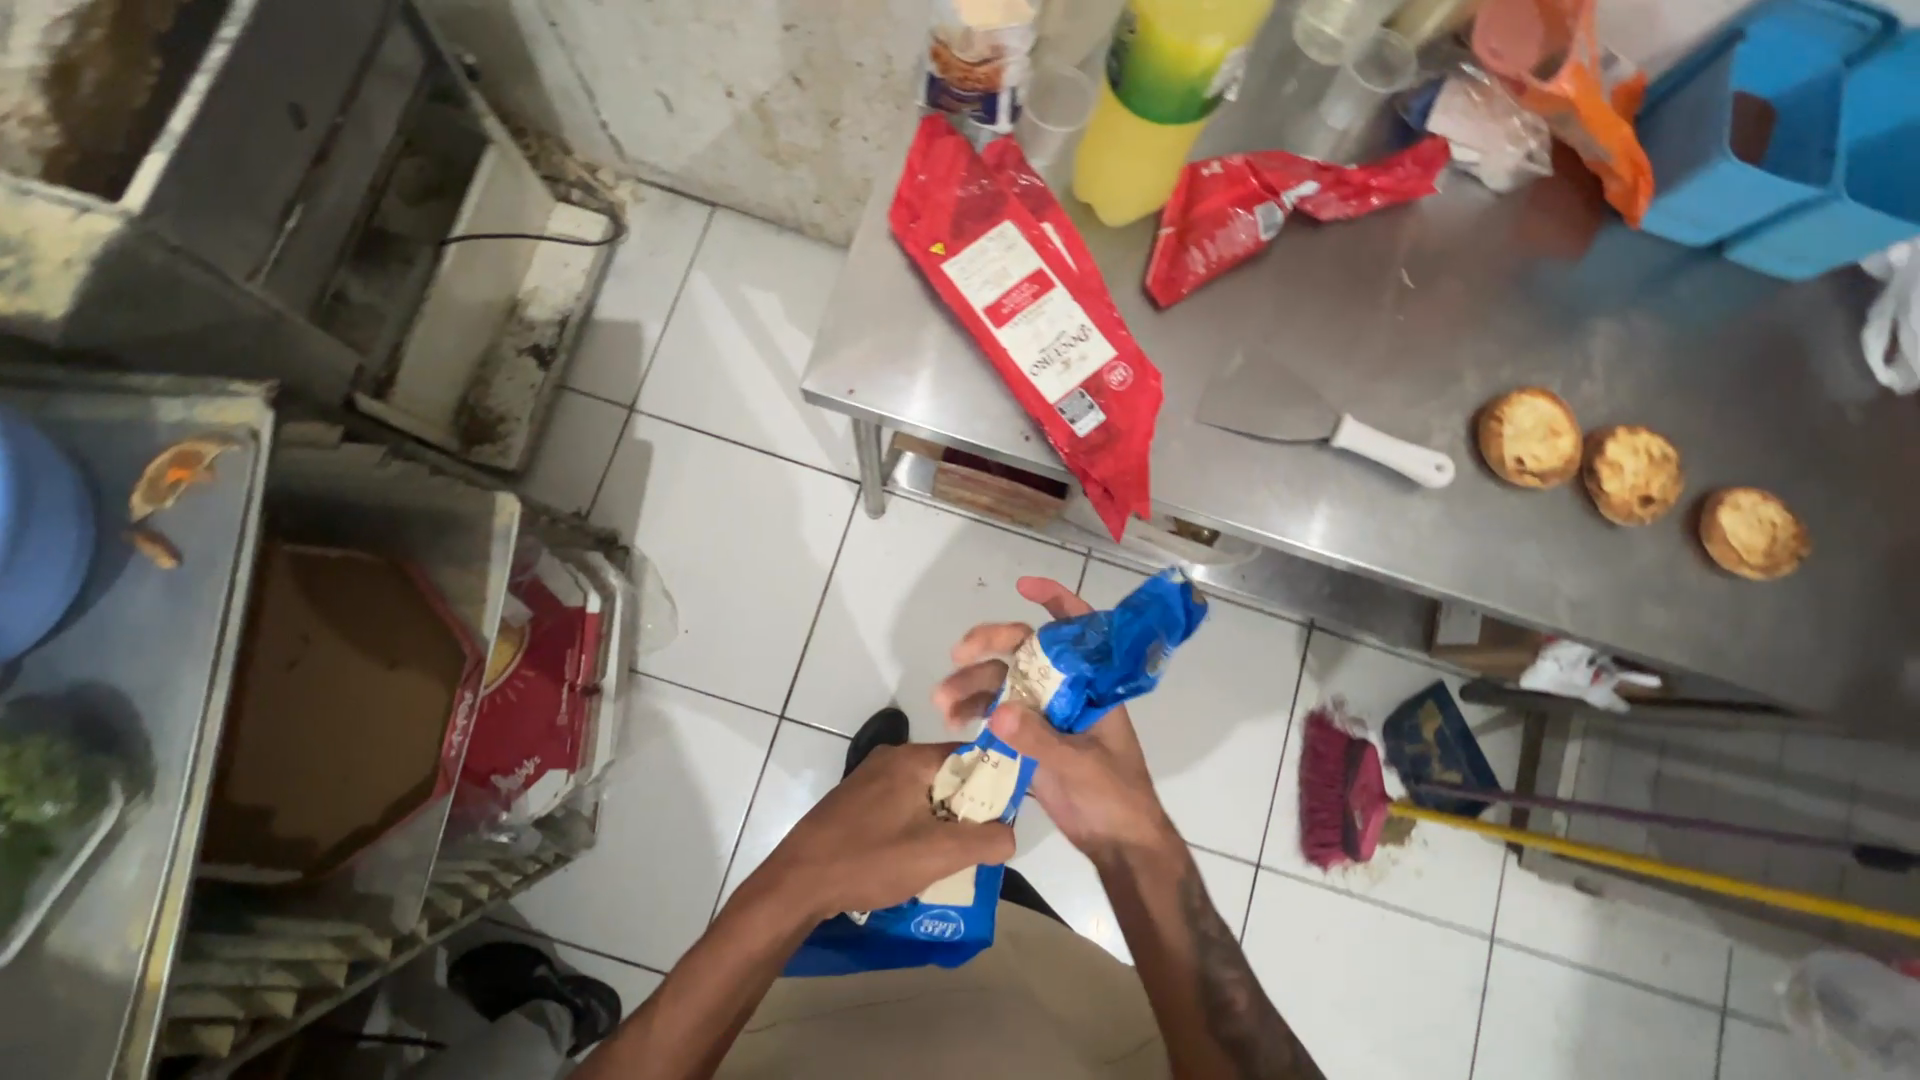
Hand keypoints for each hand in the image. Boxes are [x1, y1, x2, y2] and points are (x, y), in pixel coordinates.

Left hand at [749, 741, 1015, 920]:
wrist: (797, 883)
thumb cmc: (870, 860)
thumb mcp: (939, 854)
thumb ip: (987, 840)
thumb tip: (1010, 833)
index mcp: (912, 758)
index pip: (971, 756)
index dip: (995, 785)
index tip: (1005, 819)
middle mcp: (892, 759)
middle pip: (949, 776)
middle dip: (968, 810)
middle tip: (981, 845)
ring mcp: (869, 780)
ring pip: (925, 795)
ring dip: (942, 823)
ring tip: (953, 858)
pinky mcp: (855, 803)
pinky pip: (901, 807)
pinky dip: (917, 828)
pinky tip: (917, 860)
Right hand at [932, 577, 1178, 863]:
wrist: (1118, 843)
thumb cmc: (1117, 796)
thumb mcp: (1082, 766)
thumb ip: (1040, 740)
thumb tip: (997, 712)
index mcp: (1090, 686)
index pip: (1078, 630)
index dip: (1056, 601)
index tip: (1024, 586)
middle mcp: (1064, 692)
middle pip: (1025, 653)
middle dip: (990, 644)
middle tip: (959, 652)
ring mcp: (1044, 716)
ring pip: (1003, 684)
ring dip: (971, 685)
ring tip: (941, 701)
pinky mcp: (1028, 741)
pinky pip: (996, 716)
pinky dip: (974, 713)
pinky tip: (953, 721)